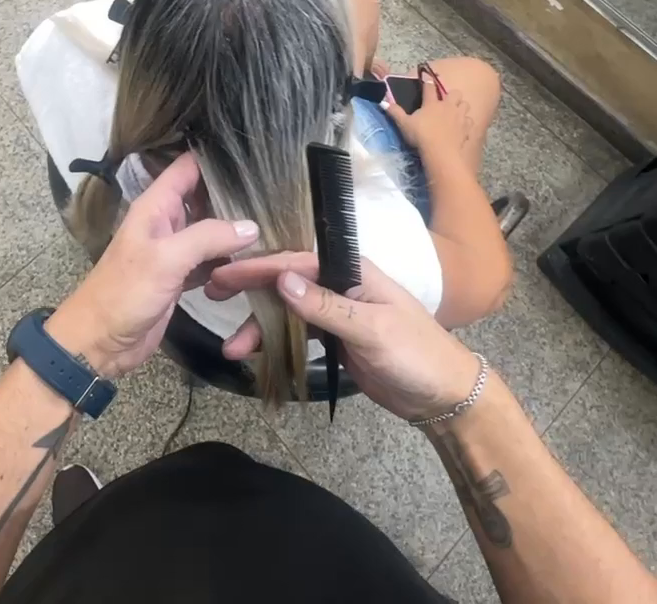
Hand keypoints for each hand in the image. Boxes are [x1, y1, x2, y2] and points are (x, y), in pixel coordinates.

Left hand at [45, 153, 258, 379]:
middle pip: (205, 196)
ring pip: (210, 229)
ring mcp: (174, 249)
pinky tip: (254, 261)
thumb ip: (208, 237)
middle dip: (234, 194)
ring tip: (275, 222)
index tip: (254, 155)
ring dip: (235, 229)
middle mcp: (166, 221)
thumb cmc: (124, 293)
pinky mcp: (180, 276)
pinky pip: (210, 259)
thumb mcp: (166, 259)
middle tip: (278, 193)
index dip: (216, 157)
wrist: (99, 341)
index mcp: (156, 205)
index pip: (188, 167)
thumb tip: (251, 226)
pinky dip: (228, 260)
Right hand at [206, 252, 481, 421]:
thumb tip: (281, 279)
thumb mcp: (372, 330)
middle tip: (211, 292)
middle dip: (249, 287)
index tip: (224, 273)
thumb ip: (325, 305)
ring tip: (232, 348)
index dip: (258, 267)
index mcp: (352, 268)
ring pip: (287, 309)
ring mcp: (335, 309)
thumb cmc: (416, 354)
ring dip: (260, 326)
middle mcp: (340, 282)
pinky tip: (255, 354)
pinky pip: (297, 331)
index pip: (296, 261)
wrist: (445, 396)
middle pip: (286, 279)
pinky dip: (275, 341)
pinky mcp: (334, 336)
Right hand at [380, 65, 476, 164]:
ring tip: (456, 112)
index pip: (429, 88)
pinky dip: (467, 122)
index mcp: (431, 103)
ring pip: (465, 104)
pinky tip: (462, 126)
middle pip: (455, 93)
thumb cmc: (421, 136)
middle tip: (446, 101)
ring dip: (461, 106)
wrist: (441, 151)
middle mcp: (447, 106)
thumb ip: (395, 112)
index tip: (427, 79)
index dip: (427, 82)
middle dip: (452, 95)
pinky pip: (470, 121)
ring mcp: (459, 116)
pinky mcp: (467, 128)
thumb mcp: (404, 124)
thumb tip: (383, 102)